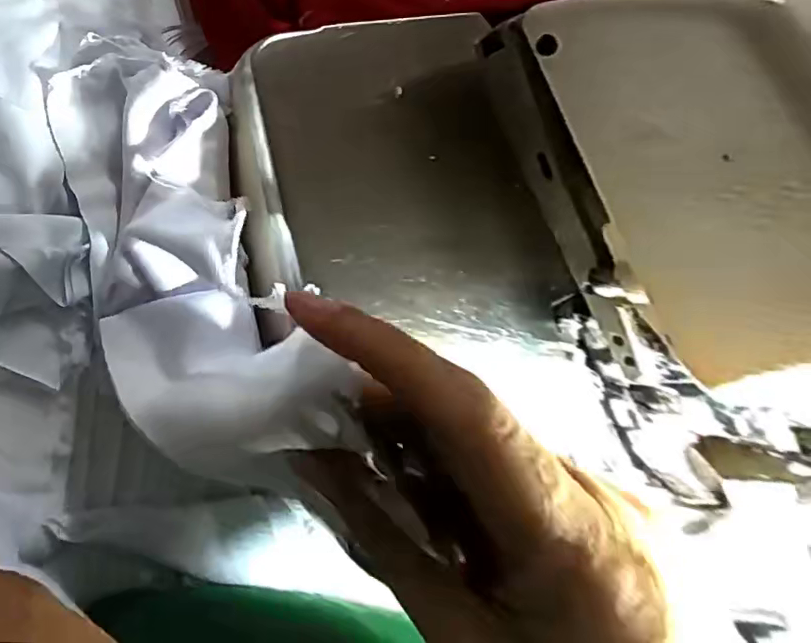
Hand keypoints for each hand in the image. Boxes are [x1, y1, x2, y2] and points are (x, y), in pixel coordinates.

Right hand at [286, 290, 668, 642]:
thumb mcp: (454, 629)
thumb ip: (379, 535)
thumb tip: (306, 455)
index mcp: (568, 533)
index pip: (465, 405)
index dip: (377, 345)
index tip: (305, 307)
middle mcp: (600, 496)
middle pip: (462, 410)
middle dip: (375, 397)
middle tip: (305, 400)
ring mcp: (612, 498)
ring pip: (476, 429)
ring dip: (406, 432)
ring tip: (361, 463)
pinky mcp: (606, 506)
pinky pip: (501, 454)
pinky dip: (442, 458)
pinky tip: (423, 498)